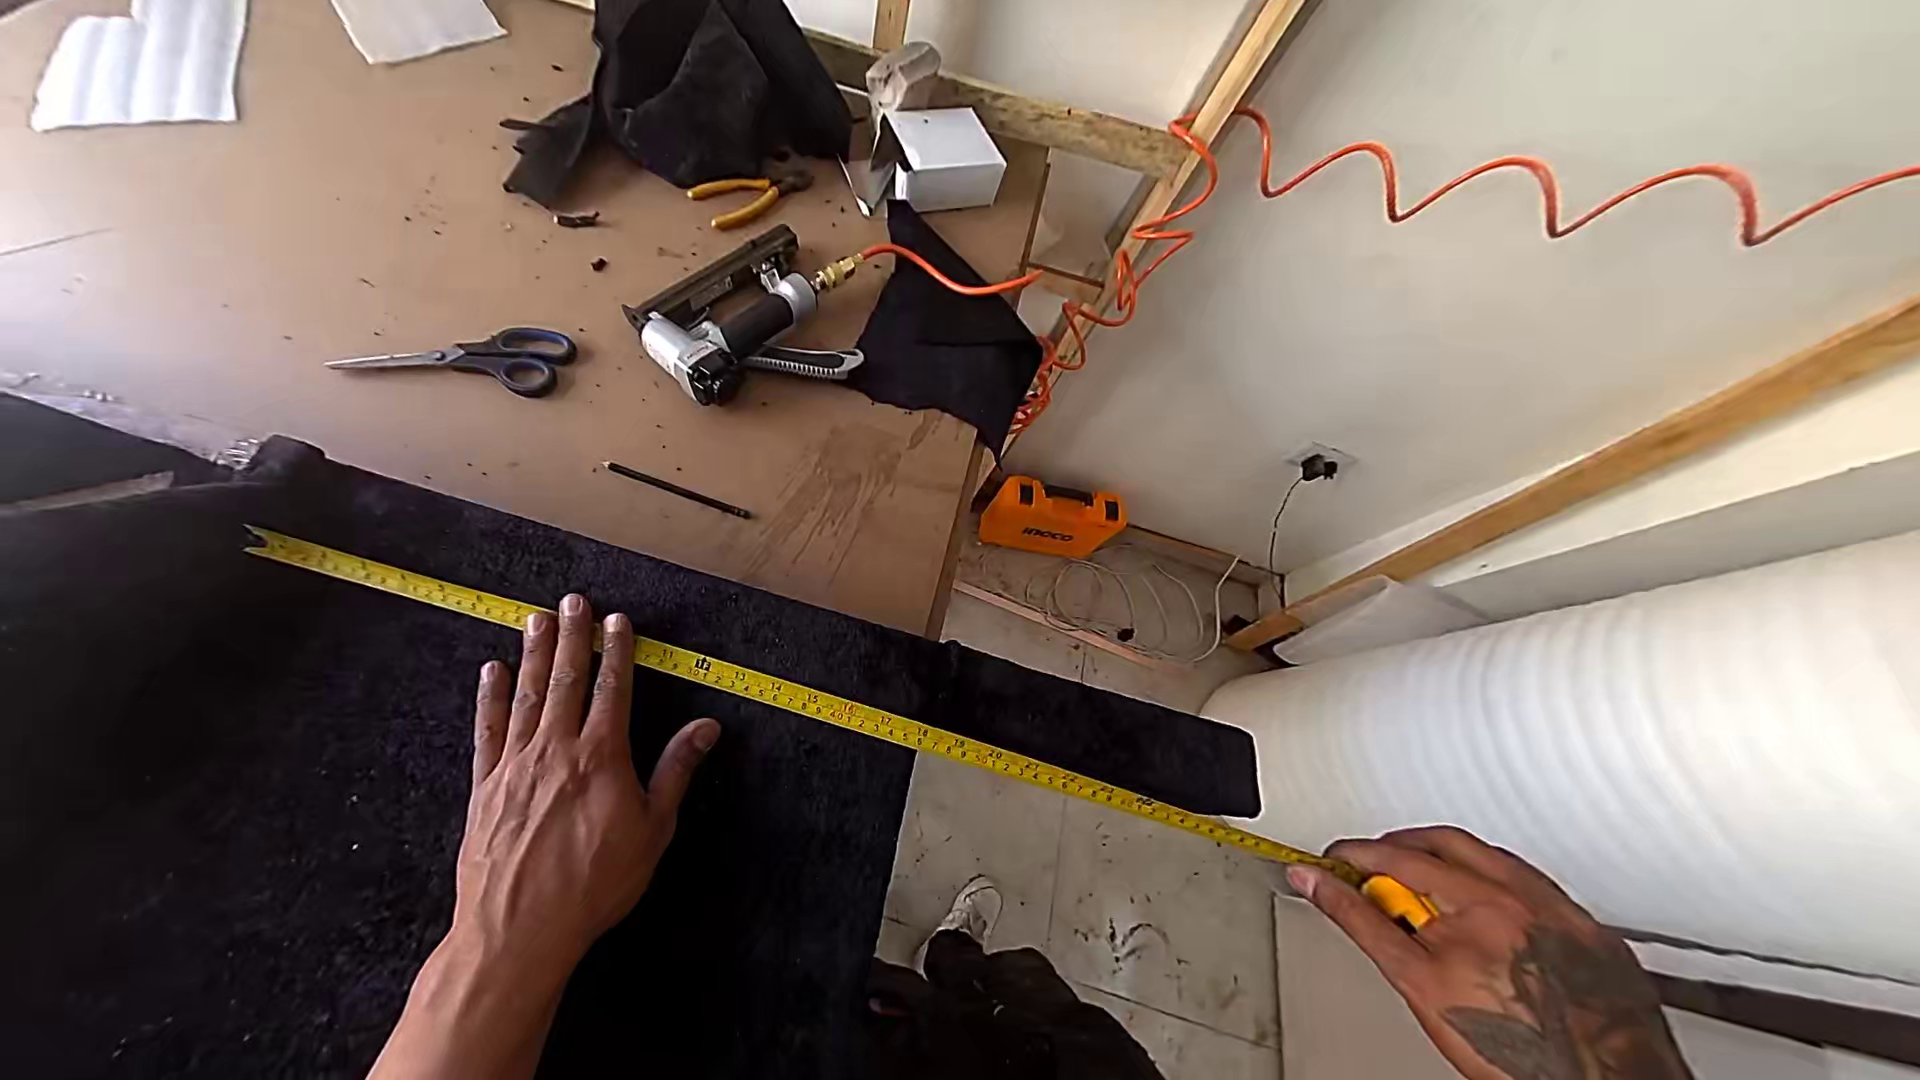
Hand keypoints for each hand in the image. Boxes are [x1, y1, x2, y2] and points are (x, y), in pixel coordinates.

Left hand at [452, 594, 718, 987]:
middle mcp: (557, 749)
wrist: (516, 934)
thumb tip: (708, 728)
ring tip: (535, 619)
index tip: (616, 620)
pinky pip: (488, 731)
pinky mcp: (485, 787)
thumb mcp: (653, 828)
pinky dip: (491, 698)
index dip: (616, 651)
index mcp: (601, 756)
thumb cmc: (595, 881)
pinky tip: (492, 672)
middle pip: (566, 681)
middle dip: (571, 637)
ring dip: (533, 654)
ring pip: (527, 696)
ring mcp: (516, 766)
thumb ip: (677, 770)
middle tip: (572, 600)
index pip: (612, 689)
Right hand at [1287, 826, 1692, 1079]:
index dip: (1356, 855)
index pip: (1398, 857)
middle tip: (1370, 865)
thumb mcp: (1415, 981)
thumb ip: (1358, 918)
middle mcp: (1529, 898)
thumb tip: (1315, 881)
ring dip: (1446, 858)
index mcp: (1483, 903)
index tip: (1334, 861)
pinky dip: (1492, 881)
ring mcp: (1568, 916)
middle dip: (1398, 846)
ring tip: (1420, 885)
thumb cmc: (1519, 1056)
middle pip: (1445, 842)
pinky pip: (1532, 884)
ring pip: (1491, 857)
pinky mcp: (1597, 937)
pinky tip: (1479, 906)